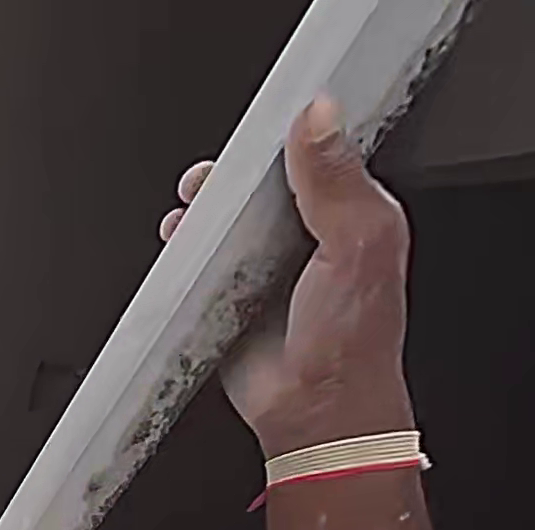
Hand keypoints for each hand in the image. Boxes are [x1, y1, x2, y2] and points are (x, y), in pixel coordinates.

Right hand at [158, 95, 413, 455]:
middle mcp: (298, 247)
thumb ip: (336, 183)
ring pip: (221, 237)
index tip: (253, 139)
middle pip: (253, 200)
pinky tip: (175, 258)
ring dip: (198, 224)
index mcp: (344, 220)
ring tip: (182, 219)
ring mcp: (259, 279)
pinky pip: (200, 279)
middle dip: (224, 187)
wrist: (312, 406)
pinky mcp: (226, 309)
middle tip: (205, 182)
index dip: (278, 146)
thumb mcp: (359, 244)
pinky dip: (183, 266)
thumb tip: (318, 118)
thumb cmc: (351, 338)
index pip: (307, 166)